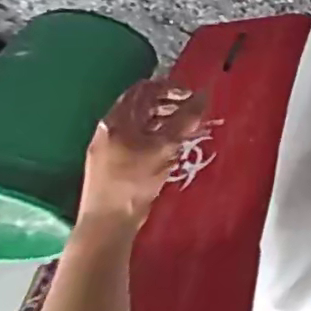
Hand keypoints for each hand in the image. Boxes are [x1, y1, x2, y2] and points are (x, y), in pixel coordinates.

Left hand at [78, 79, 206, 230]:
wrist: (107, 222)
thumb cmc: (135, 180)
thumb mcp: (165, 147)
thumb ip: (185, 120)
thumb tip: (203, 95)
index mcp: (117, 120)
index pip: (144, 89)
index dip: (169, 87)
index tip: (191, 96)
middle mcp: (109, 128)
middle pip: (140, 105)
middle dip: (168, 103)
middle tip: (191, 112)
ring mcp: (107, 146)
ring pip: (139, 123)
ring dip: (163, 120)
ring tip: (185, 129)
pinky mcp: (110, 162)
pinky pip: (135, 138)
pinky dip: (154, 135)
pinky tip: (168, 148)